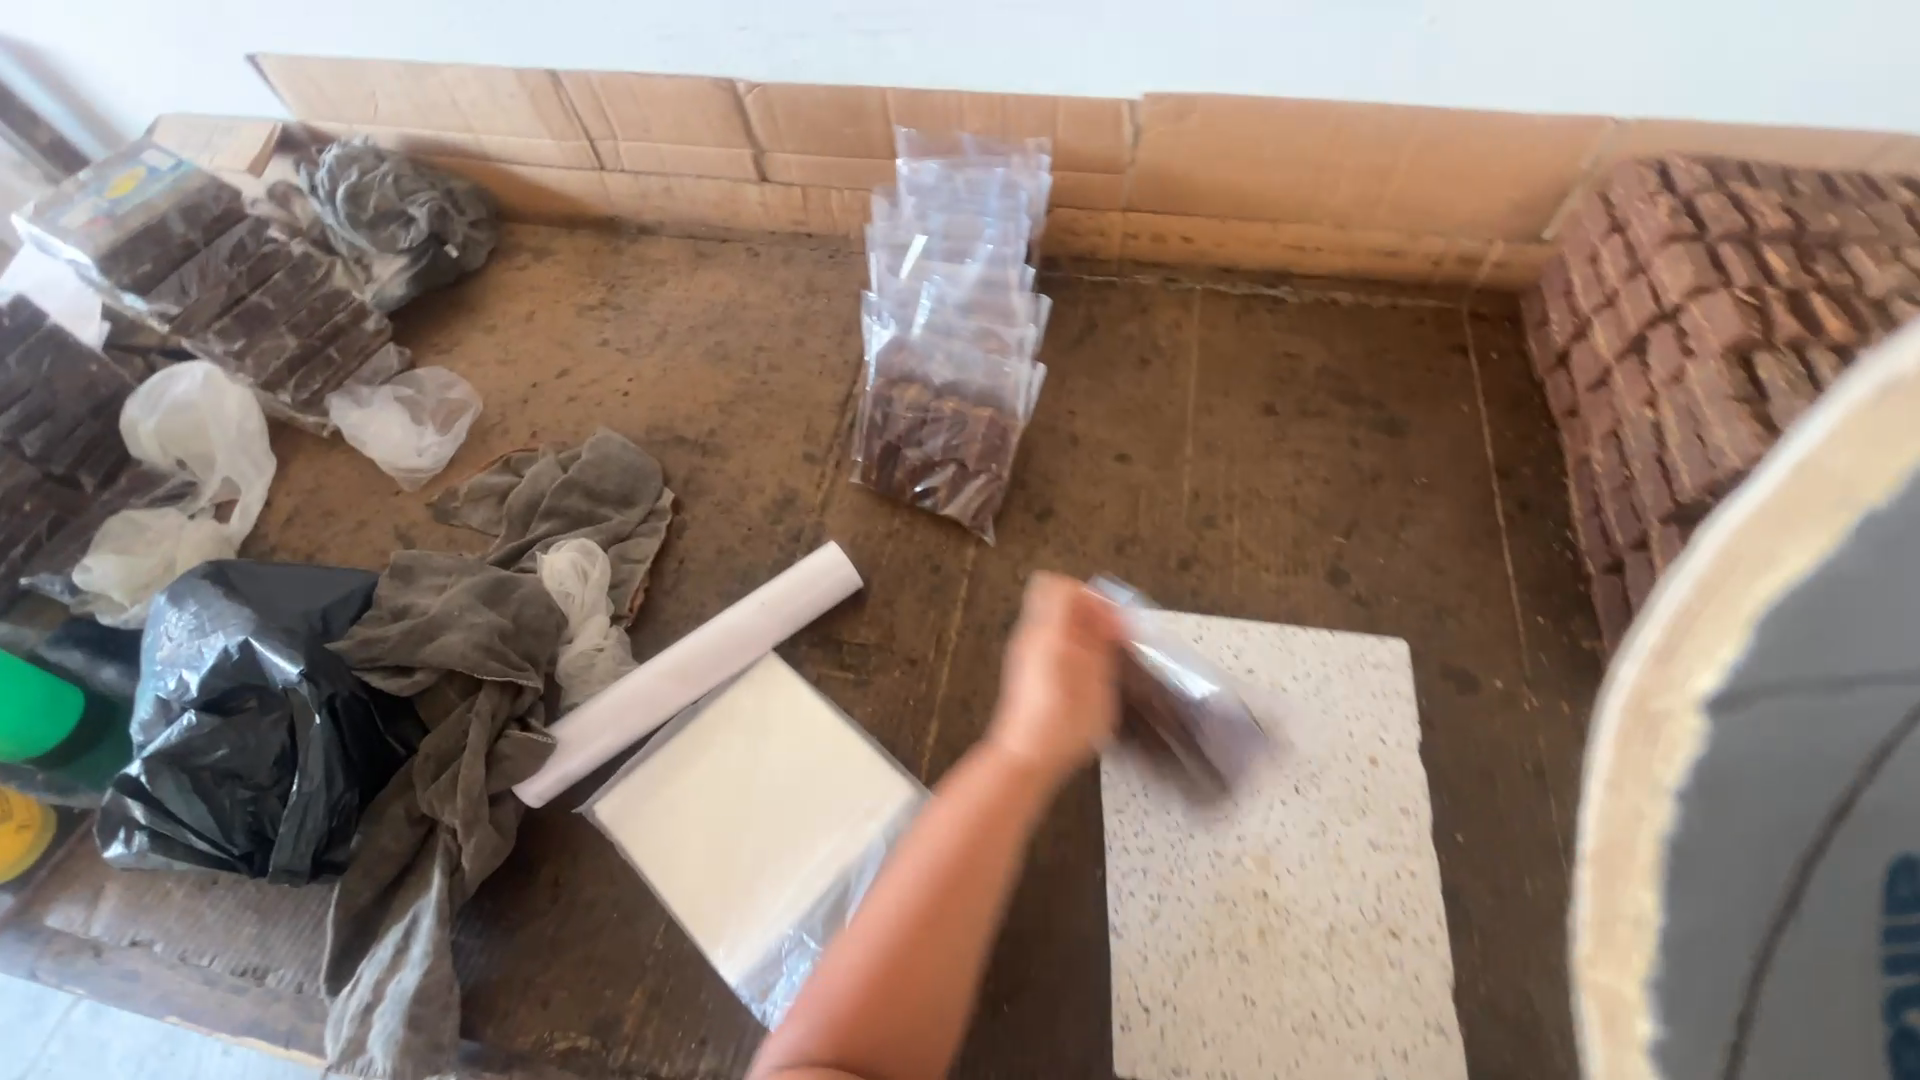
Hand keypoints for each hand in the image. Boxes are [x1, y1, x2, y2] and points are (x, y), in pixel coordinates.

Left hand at [986, 572, 1123, 782]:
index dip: (1091, 595)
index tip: (1113, 619)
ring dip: (1083, 632)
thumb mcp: (1095, 681)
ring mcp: (1025, 652)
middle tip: (1113, 638)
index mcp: (1048, 632)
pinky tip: (1089, 676)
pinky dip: (1072, 648)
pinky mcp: (1026, 670)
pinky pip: (1050, 642)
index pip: (1061, 586)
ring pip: (1054, 621)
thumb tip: (1109, 614)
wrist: (1026, 757)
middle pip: (1057, 600)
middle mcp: (1032, 635)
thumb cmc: (1064, 723)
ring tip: (1105, 660)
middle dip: (1090, 613)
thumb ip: (1101, 642)